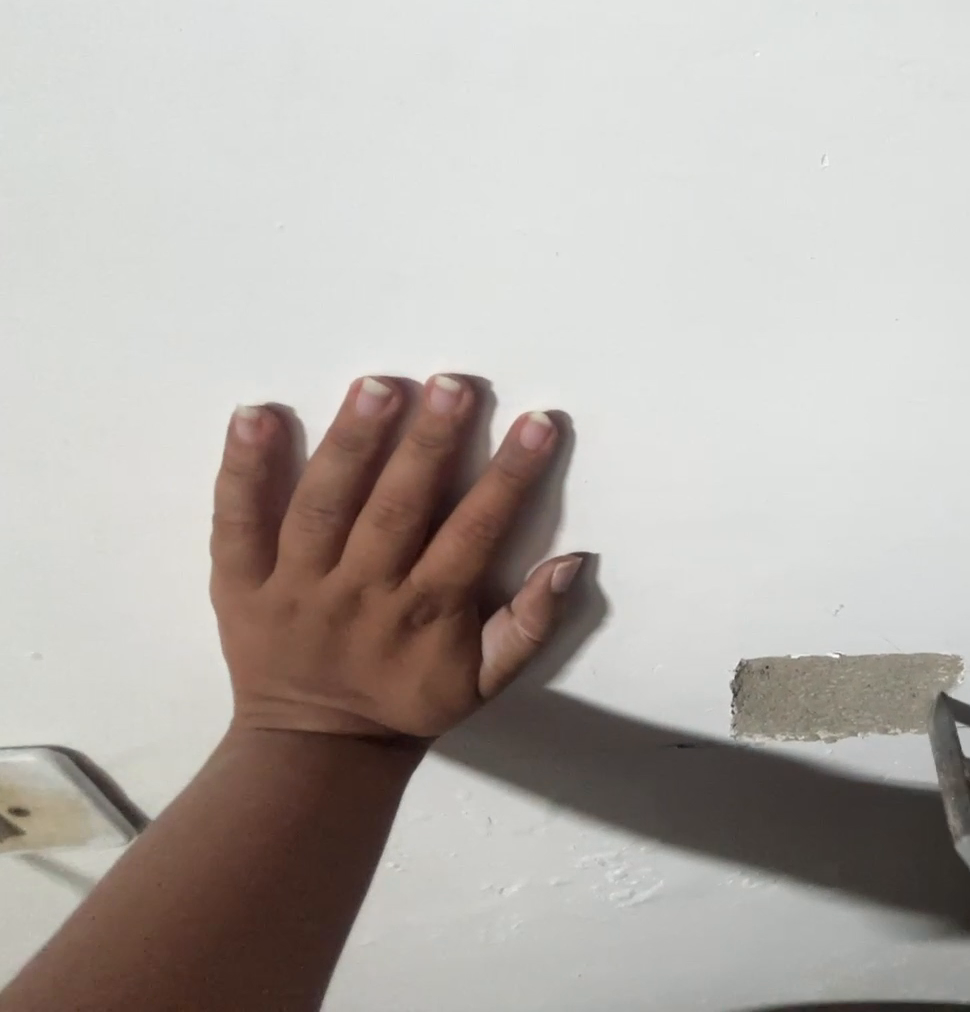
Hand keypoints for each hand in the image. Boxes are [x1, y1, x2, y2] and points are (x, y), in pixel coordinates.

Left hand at [210, 375, 580, 740]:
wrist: (315, 748)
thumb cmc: (417, 702)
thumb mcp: (492, 678)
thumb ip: (533, 622)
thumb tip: (573, 561)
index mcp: (428, 610)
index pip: (477, 529)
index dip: (511, 474)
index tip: (539, 423)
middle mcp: (362, 590)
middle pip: (398, 504)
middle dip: (430, 440)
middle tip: (454, 383)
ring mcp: (294, 585)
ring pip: (323, 503)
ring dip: (351, 441)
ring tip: (378, 384)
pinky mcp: (237, 584)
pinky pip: (234, 522)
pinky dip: (241, 468)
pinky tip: (257, 415)